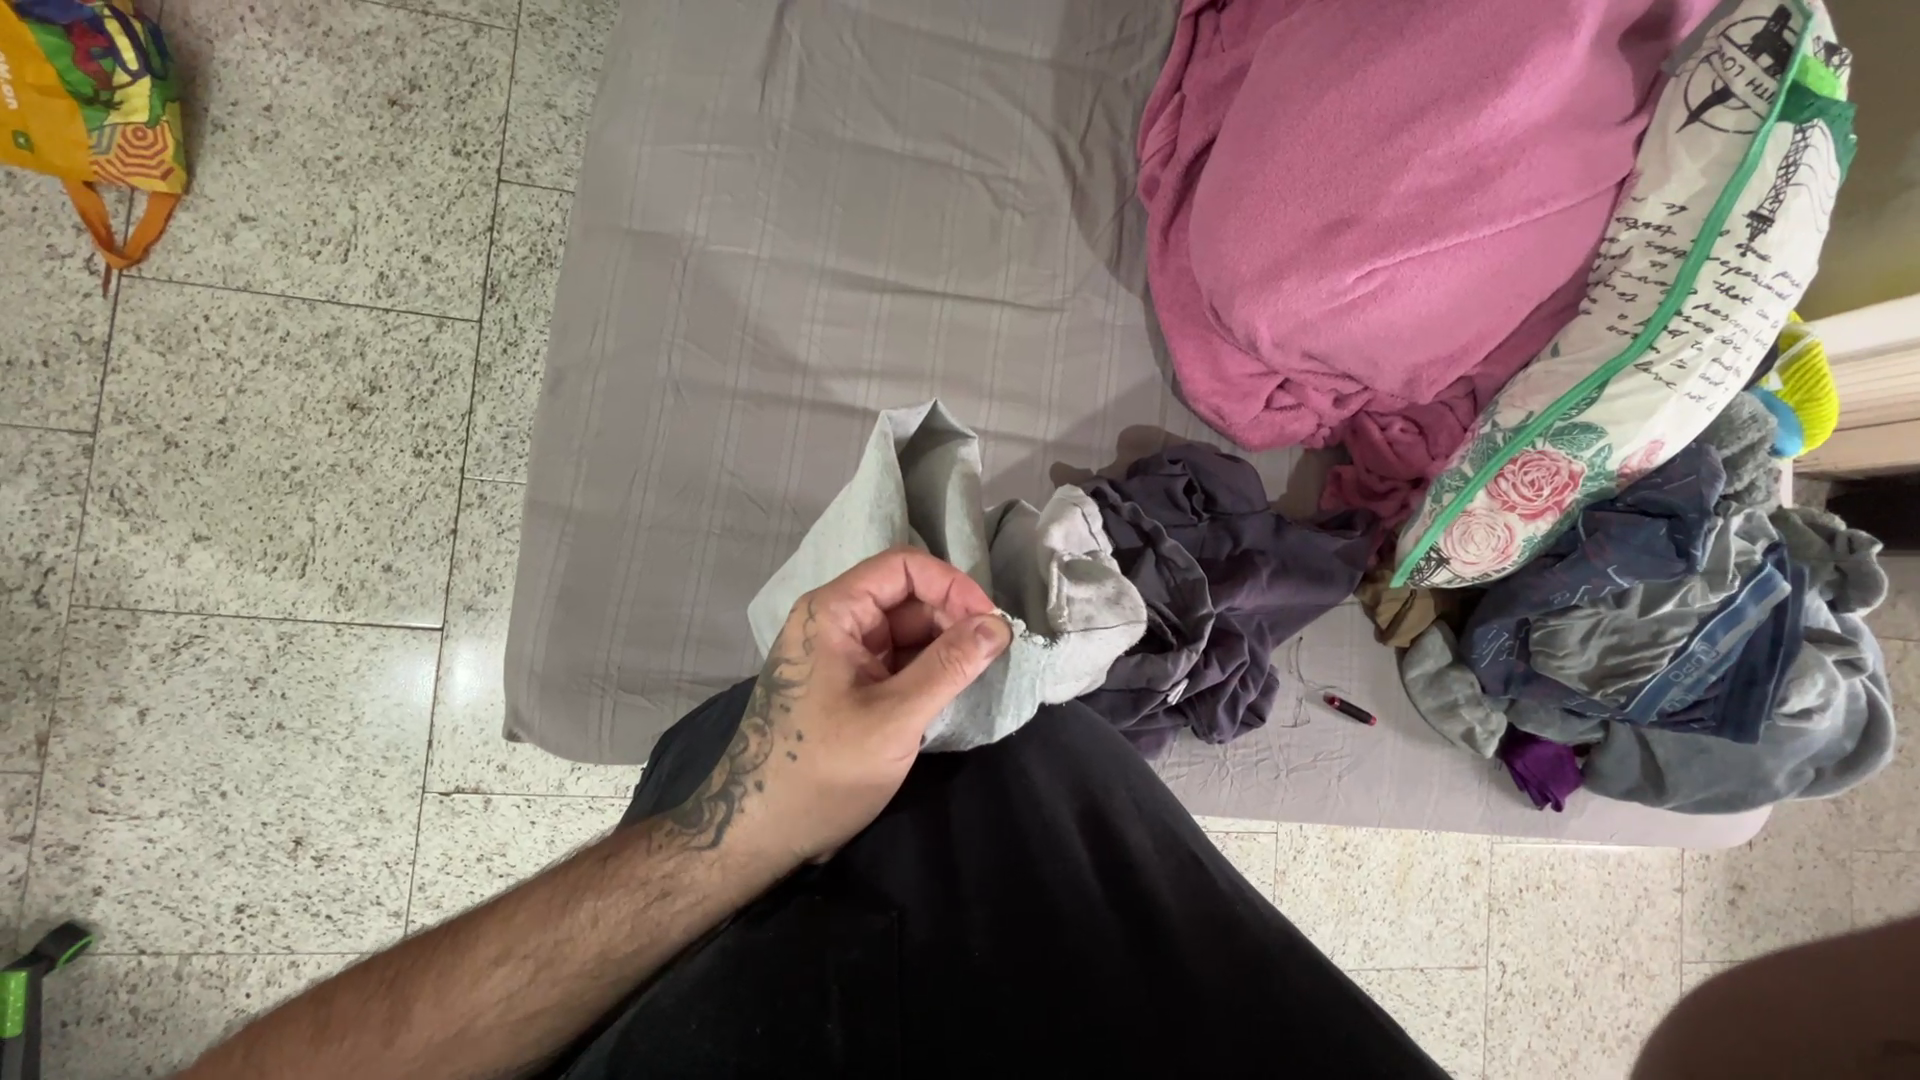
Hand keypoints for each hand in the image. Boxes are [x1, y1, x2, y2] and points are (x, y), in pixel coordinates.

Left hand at [655, 548, 1012, 865]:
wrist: (765, 832)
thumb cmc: (823, 770)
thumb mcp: (895, 717)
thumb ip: (950, 665)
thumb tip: (1000, 624)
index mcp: (833, 612)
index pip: (902, 567)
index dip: (951, 584)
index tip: (991, 622)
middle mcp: (836, 622)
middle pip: (907, 596)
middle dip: (953, 616)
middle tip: (993, 653)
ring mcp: (843, 653)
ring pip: (907, 628)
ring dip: (946, 644)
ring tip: (980, 671)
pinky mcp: (852, 683)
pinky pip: (899, 658)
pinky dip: (930, 667)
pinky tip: (956, 685)